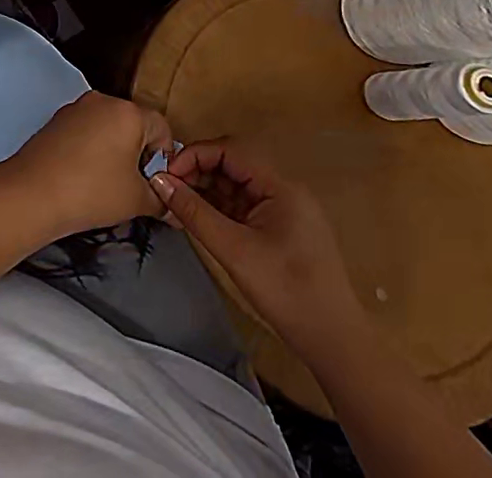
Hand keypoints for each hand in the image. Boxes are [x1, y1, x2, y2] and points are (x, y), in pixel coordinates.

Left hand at [6, 91, 173, 236]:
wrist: (32, 194)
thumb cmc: (88, 191)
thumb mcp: (137, 200)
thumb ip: (161, 201)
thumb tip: (169, 207)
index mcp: (128, 112)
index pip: (162, 129)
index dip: (163, 159)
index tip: (155, 182)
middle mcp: (101, 102)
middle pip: (134, 125)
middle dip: (138, 154)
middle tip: (133, 185)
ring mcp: (75, 110)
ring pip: (107, 127)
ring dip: (113, 151)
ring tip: (106, 184)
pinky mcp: (56, 121)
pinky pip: (84, 131)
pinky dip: (89, 150)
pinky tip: (84, 176)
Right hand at [149, 139, 361, 343]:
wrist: (332, 341)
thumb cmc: (287, 291)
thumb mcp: (234, 250)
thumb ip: (194, 212)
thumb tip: (159, 181)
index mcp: (281, 187)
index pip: (231, 150)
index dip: (195, 155)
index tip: (166, 173)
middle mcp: (283, 191)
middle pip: (232, 164)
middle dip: (196, 171)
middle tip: (166, 188)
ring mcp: (281, 210)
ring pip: (234, 185)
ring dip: (204, 189)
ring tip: (174, 203)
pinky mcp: (277, 229)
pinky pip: (240, 206)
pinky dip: (216, 207)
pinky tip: (194, 217)